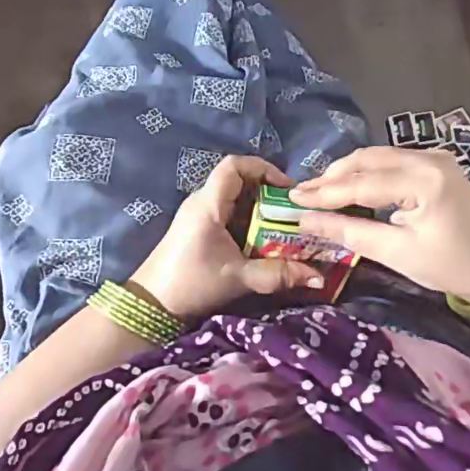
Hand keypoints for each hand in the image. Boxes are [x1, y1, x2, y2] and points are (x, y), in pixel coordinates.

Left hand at [133, 155, 325, 319]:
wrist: (151, 305)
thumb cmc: (191, 284)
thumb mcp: (239, 278)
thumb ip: (278, 275)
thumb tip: (318, 278)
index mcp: (208, 204)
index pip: (234, 165)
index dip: (263, 169)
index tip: (286, 190)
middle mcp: (201, 203)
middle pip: (238, 181)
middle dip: (268, 193)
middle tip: (292, 213)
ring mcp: (197, 216)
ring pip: (233, 199)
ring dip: (258, 210)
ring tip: (283, 228)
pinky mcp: (197, 231)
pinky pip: (226, 215)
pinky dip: (246, 222)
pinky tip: (262, 242)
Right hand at [290, 147, 469, 303]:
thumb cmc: (450, 265)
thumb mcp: (396, 252)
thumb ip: (349, 232)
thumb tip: (306, 221)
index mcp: (424, 179)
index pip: (361, 182)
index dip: (324, 192)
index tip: (292, 199)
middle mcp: (429, 158)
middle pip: (367, 159)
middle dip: (331, 176)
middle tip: (301, 193)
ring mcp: (434, 158)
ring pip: (376, 157)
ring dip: (346, 173)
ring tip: (317, 191)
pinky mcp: (435, 165)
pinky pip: (390, 162)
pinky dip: (365, 173)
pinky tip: (347, 186)